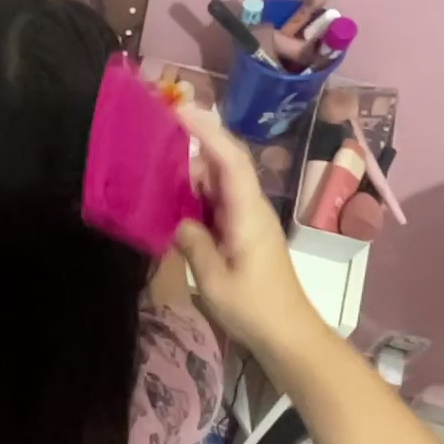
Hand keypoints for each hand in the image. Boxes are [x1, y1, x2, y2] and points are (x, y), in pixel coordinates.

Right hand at [171, 105, 322, 357]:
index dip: (206, 130)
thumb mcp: (213, 277)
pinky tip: (173, 204)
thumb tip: (178, 220)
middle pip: (224, 164)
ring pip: (219, 184)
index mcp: (247, 212)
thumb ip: (192, 241)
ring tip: (156, 172)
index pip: (229, 158)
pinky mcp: (244, 235)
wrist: (288, 334)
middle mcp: (251, 208)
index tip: (179, 109)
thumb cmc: (253, 307)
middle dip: (194, 147)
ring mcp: (249, 221)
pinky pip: (218, 204)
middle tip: (156, 141)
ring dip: (191, 175)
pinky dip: (196, 198)